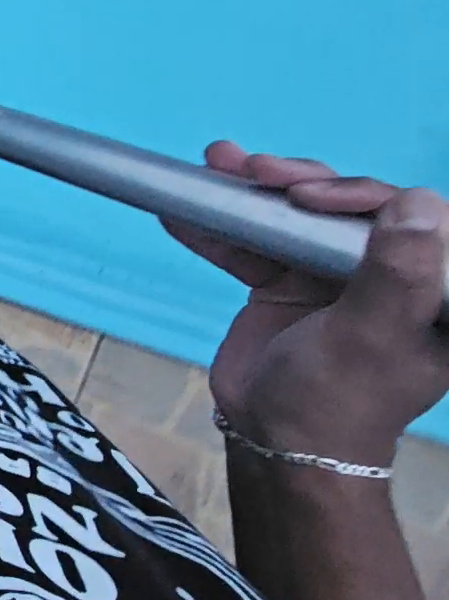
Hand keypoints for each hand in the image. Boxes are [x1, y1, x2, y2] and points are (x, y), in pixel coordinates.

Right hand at [164, 141, 448, 465]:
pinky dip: (210, 229)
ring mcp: (327, 277)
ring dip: (250, 192)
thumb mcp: (371, 336)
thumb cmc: (339, 394)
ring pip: (290, 218)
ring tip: (216, 164)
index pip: (413, 219)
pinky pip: (244, 246)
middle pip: (344, 209)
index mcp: (435, 289)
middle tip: (250, 168)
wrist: (275, 434)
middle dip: (297, 181)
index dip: (361, 194)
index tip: (304, 193)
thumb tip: (418, 201)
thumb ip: (397, 274)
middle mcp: (386, 274)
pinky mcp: (278, 284)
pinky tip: (177, 213)